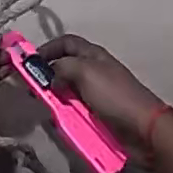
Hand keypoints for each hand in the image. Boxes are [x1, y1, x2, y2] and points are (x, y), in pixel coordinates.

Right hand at [35, 35, 166, 148]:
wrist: (143, 130)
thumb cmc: (114, 95)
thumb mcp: (86, 72)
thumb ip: (63, 67)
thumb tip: (50, 75)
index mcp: (93, 55)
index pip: (66, 43)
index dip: (48, 48)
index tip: (29, 62)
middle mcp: (93, 71)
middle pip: (64, 68)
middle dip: (47, 77)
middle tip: (33, 91)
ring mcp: (95, 94)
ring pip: (66, 92)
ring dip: (55, 99)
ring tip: (46, 109)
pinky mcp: (96, 115)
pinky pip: (74, 112)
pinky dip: (65, 116)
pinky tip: (59, 122)